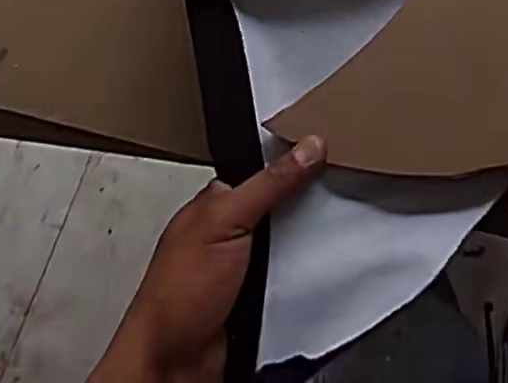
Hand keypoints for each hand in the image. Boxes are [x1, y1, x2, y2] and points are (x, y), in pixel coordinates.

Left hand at [91, 136, 326, 382]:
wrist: (171, 369)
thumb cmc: (175, 295)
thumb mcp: (225, 220)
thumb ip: (269, 183)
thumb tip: (308, 146)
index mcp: (219, 202)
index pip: (265, 167)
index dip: (294, 157)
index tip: (326, 148)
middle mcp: (235, 229)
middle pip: (285, 202)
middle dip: (307, 201)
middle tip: (335, 188)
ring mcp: (250, 263)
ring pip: (294, 239)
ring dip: (309, 240)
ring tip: (336, 224)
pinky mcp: (264, 295)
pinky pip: (297, 274)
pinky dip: (308, 272)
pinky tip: (322, 264)